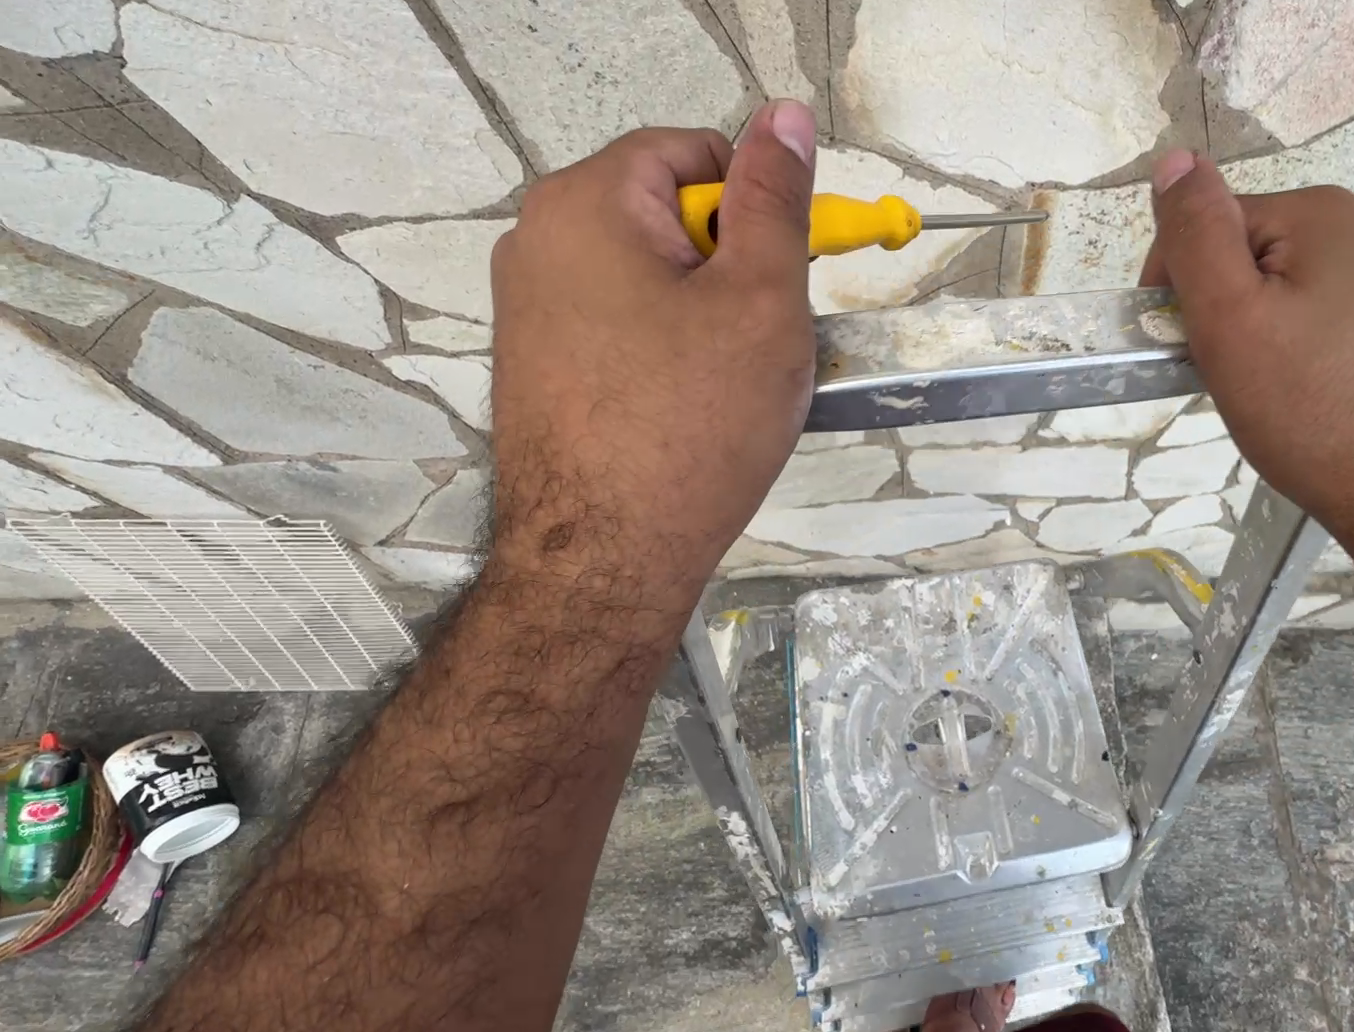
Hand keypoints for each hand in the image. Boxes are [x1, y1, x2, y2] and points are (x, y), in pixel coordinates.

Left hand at [487, 103, 818, 585]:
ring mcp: (531, 311)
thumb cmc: (693, 426)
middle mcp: (540, 243)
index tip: (789, 273)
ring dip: (708, 318)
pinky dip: (671, 355)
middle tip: (765, 340)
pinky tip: (691, 412)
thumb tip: (783, 117)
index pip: (696, 154)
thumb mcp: (761, 302)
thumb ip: (776, 201)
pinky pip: (626, 332)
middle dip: (733, 269)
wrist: (607, 558)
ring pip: (653, 282)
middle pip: (669, 218)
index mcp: (587, 204)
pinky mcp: (540, 369)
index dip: (758, 205)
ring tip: (731, 387)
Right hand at [1139, 151, 1353, 538]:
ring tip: (1261, 390)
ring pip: (1281, 292)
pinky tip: (1300, 395)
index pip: (1209, 222)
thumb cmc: (1307, 405)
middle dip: (1218, 308)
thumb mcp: (1230, 316)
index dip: (1176, 283)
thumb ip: (1195, 235)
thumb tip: (1173, 159)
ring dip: (1252, 333)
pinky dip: (1292, 351)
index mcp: (1319, 213)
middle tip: (1223, 373)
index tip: (1179, 343)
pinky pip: (1318, 322)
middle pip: (1246, 255)